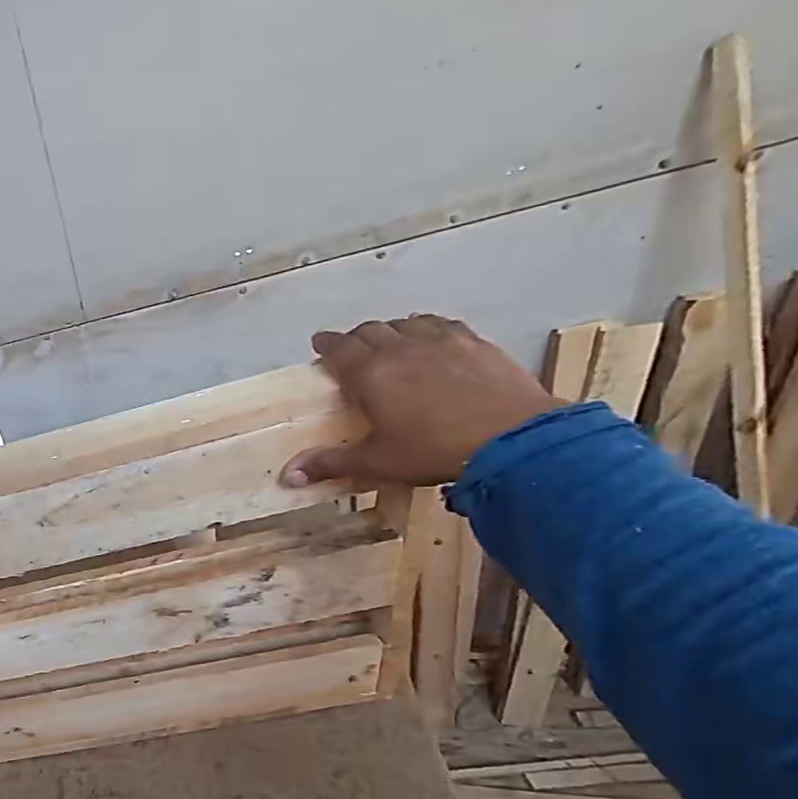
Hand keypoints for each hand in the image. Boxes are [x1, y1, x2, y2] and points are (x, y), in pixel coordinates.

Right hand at [281, 314, 561, 487]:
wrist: (510, 438)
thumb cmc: (433, 451)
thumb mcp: (377, 463)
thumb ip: (332, 463)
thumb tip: (288, 475)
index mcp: (371, 374)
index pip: (340, 349)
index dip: (326, 344)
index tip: (319, 343)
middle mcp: (401, 348)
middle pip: (370, 330)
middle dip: (355, 337)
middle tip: (350, 349)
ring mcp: (440, 340)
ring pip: (405, 322)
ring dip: (390, 330)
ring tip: (388, 342)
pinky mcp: (473, 342)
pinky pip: (441, 324)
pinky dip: (426, 327)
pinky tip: (430, 337)